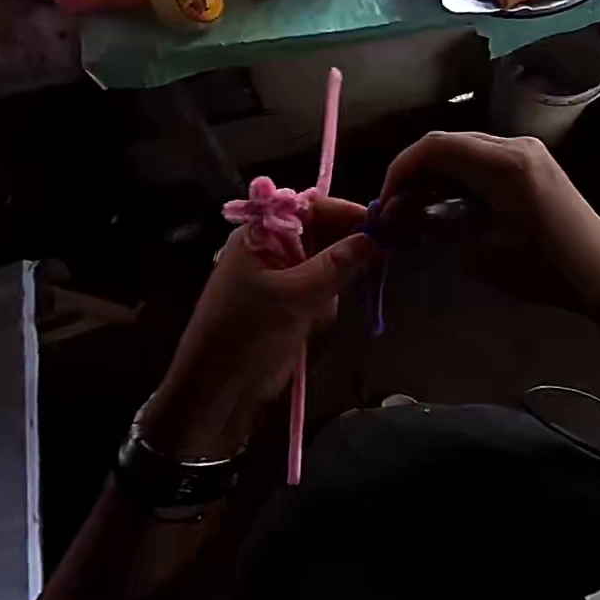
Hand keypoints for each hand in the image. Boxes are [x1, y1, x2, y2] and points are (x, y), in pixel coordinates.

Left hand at [139, 197, 379, 456]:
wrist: (218, 391)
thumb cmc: (244, 334)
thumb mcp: (291, 297)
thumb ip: (335, 267)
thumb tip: (375, 239)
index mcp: (261, 233)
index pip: (313, 208)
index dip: (347, 214)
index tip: (381, 228)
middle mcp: (275, 248)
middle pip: (327, 235)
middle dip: (346, 255)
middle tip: (373, 270)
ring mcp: (285, 277)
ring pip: (332, 266)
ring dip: (336, 287)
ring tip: (317, 313)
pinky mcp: (294, 303)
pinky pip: (326, 292)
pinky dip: (327, 307)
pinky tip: (312, 326)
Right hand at [380, 132, 599, 313]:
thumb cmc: (546, 270)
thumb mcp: (484, 253)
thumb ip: (438, 226)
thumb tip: (402, 216)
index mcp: (505, 163)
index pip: (436, 147)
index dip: (401, 169)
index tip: (386, 201)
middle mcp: (515, 146)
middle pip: (447, 143)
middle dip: (413, 172)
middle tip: (394, 208)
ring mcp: (526, 152)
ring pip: (462, 149)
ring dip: (433, 174)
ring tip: (414, 208)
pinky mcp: (531, 164)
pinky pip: (481, 159)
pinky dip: (456, 176)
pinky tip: (445, 204)